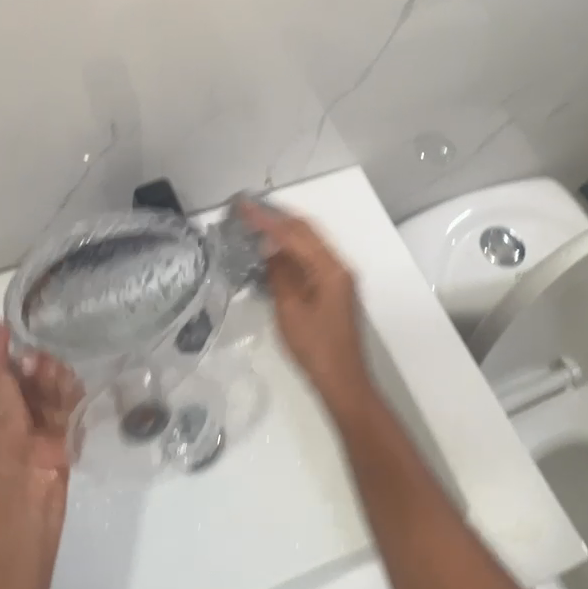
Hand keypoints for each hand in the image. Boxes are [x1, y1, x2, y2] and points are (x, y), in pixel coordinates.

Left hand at [0, 322, 83, 487]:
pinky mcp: (68, 428)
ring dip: (61, 380)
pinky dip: (75, 396)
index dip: (26, 347)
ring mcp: (46, 416)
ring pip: (60, 382)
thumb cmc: (1, 427)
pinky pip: (75, 401)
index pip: (18, 358)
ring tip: (59, 389)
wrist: (23, 478)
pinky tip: (73, 397)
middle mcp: (22, 402)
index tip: (34, 342)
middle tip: (46, 371)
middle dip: (46, 363)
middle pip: (42, 368)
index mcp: (1, 391)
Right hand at [240, 199, 372, 405]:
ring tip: (256, 224)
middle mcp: (338, 266)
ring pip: (309, 243)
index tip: (243, 206)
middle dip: (277, 218)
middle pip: (306, 231)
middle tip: (248, 210)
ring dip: (284, 232)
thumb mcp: (290, 310)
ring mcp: (338, 277)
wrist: (344, 382)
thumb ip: (280, 273)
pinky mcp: (334, 289)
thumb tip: (269, 246)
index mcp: (330, 268)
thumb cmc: (315, 348)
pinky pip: (310, 258)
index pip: (294, 234)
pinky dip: (291, 250)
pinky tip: (273, 252)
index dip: (266, 219)